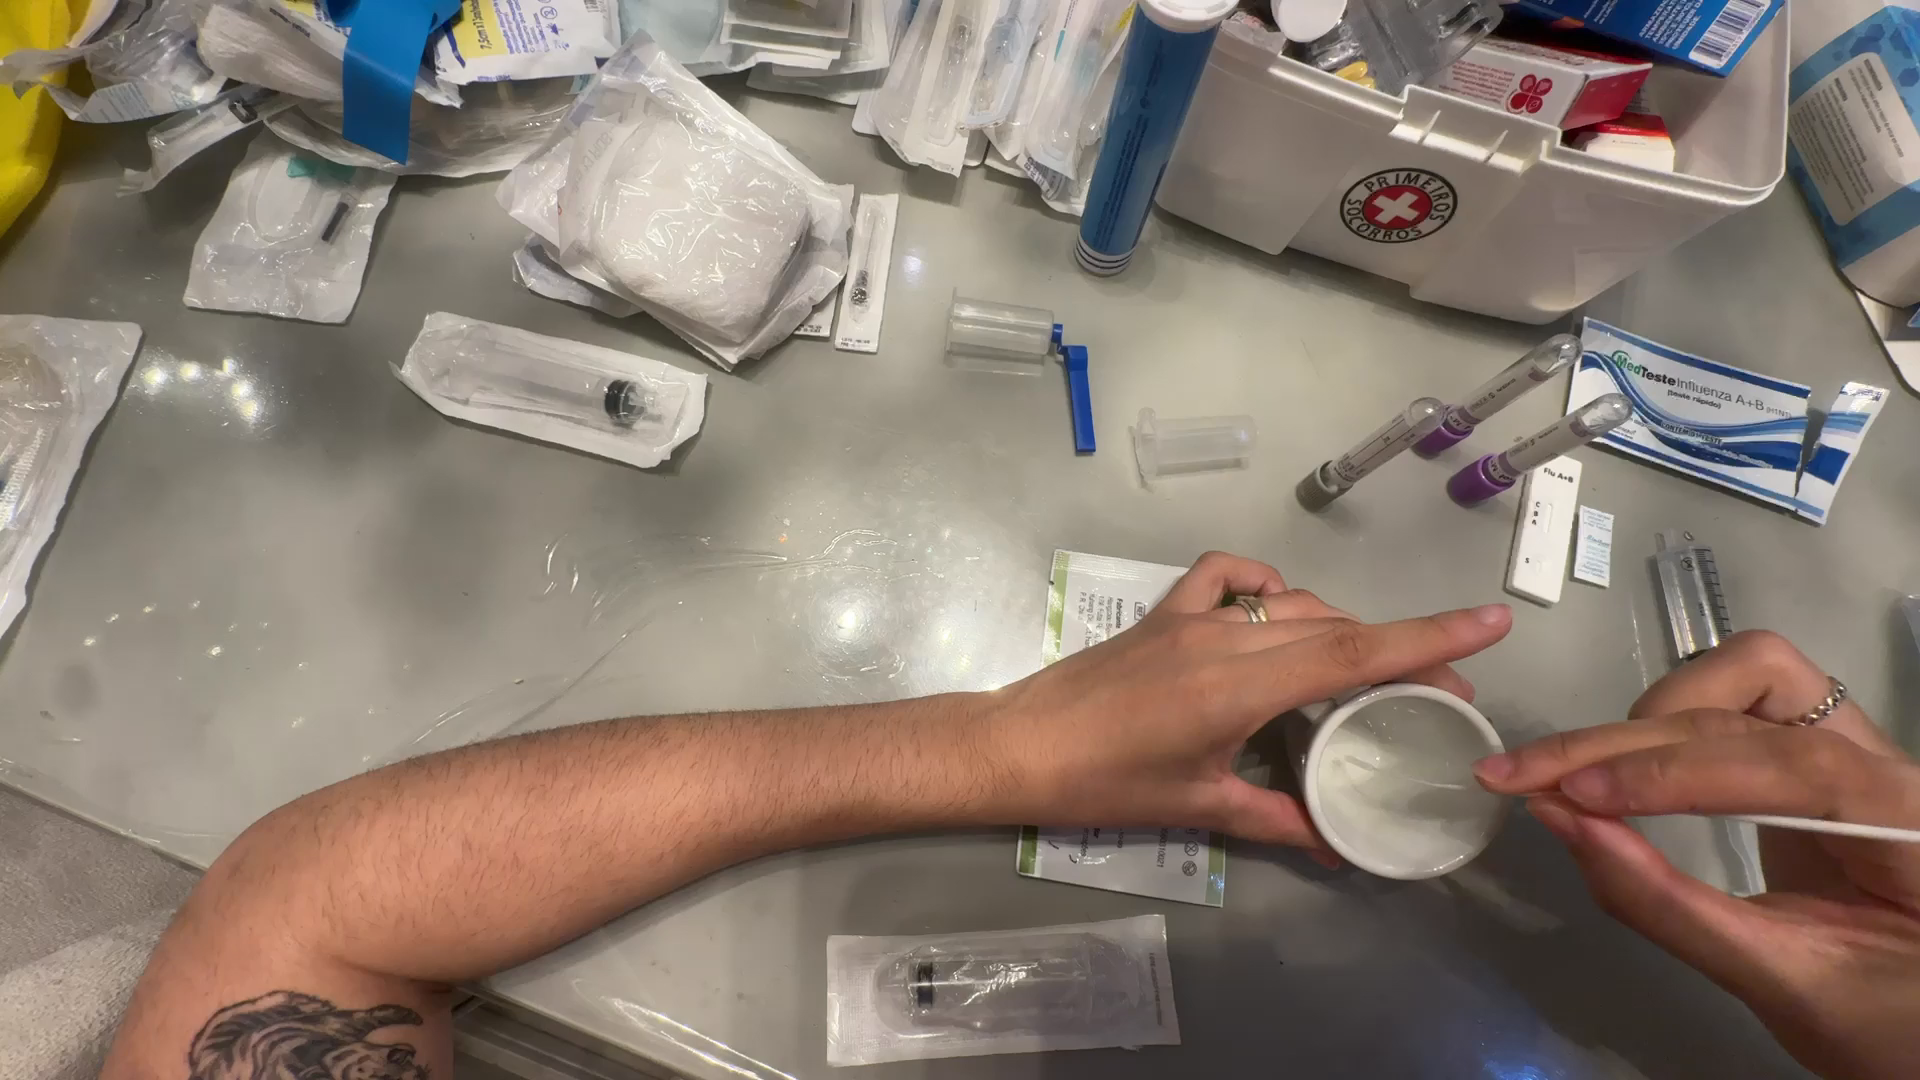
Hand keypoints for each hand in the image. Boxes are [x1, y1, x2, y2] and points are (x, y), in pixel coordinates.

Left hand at [991, 551, 1511, 858]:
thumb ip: (1275, 819)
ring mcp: (1188, 616)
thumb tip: (1333, 844)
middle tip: (1429, 692)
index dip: (1427, 638)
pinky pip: (1223, 577)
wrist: (1022, 745)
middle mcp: (1224, 637)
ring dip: (1334, 625)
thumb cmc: (1105, 782)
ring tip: (1359, 664)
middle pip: (1331, 627)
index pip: (1352, 653)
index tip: (1490, 622)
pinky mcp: (1160, 613)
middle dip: (1394, 650)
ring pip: (1287, 604)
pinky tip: (1273, 607)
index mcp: (1240, 686)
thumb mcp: (1198, 805)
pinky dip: (1262, 583)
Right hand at [1475, 631, 1919, 1079]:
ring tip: (1581, 775)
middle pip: (1732, 716)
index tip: (1572, 799)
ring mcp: (1850, 750)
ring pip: (1736, 676)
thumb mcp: (1787, 987)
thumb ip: (1668, 904)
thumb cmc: (1889, 1027)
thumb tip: (1553, 819)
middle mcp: (1890, 769)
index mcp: (1919, 830)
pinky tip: (1626, 764)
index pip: (1793, 765)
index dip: (1670, 774)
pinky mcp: (1802, 751)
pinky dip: (1662, 715)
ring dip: (1643, 718)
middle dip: (1614, 746)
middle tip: (1515, 776)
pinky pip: (1730, 693)